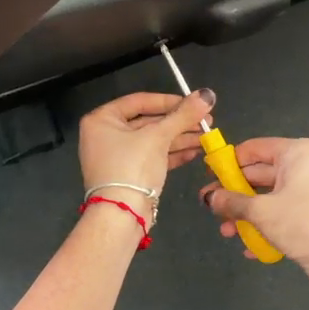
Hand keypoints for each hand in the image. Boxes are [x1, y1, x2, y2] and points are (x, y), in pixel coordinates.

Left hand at [76, 90, 215, 216]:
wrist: (121, 215)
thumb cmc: (132, 167)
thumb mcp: (158, 137)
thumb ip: (183, 115)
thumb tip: (207, 94)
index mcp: (101, 120)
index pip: (139, 101)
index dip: (169, 101)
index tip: (194, 102)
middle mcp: (104, 136)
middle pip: (147, 122)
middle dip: (178, 123)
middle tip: (207, 121)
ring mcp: (115, 157)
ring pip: (151, 141)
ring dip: (180, 138)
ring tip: (207, 136)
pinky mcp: (127, 175)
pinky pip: (151, 158)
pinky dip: (171, 154)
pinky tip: (195, 151)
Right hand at [199, 137, 308, 286]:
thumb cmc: (303, 223)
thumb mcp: (260, 211)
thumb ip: (231, 202)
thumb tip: (209, 198)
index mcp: (298, 153)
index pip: (254, 149)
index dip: (228, 162)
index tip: (209, 176)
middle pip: (261, 174)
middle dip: (235, 194)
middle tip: (212, 209)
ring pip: (272, 196)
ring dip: (247, 214)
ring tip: (228, 232)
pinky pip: (286, 210)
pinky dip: (268, 223)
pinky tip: (251, 246)